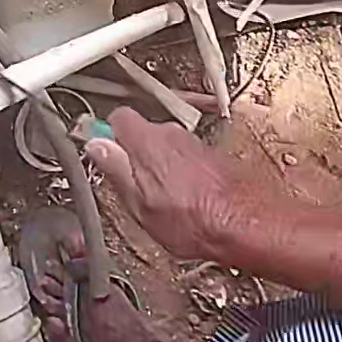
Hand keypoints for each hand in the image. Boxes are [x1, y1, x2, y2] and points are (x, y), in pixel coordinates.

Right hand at [83, 107, 272, 260]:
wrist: (246, 223)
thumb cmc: (196, 220)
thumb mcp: (139, 204)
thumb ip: (116, 170)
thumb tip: (95, 147)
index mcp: (148, 141)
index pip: (118, 118)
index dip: (107, 136)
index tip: (104, 155)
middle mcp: (173, 134)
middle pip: (142, 134)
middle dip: (134, 157)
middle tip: (133, 190)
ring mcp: (194, 143)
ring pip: (164, 148)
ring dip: (159, 168)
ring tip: (162, 203)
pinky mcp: (211, 155)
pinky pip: (185, 159)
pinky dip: (180, 174)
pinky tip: (185, 202)